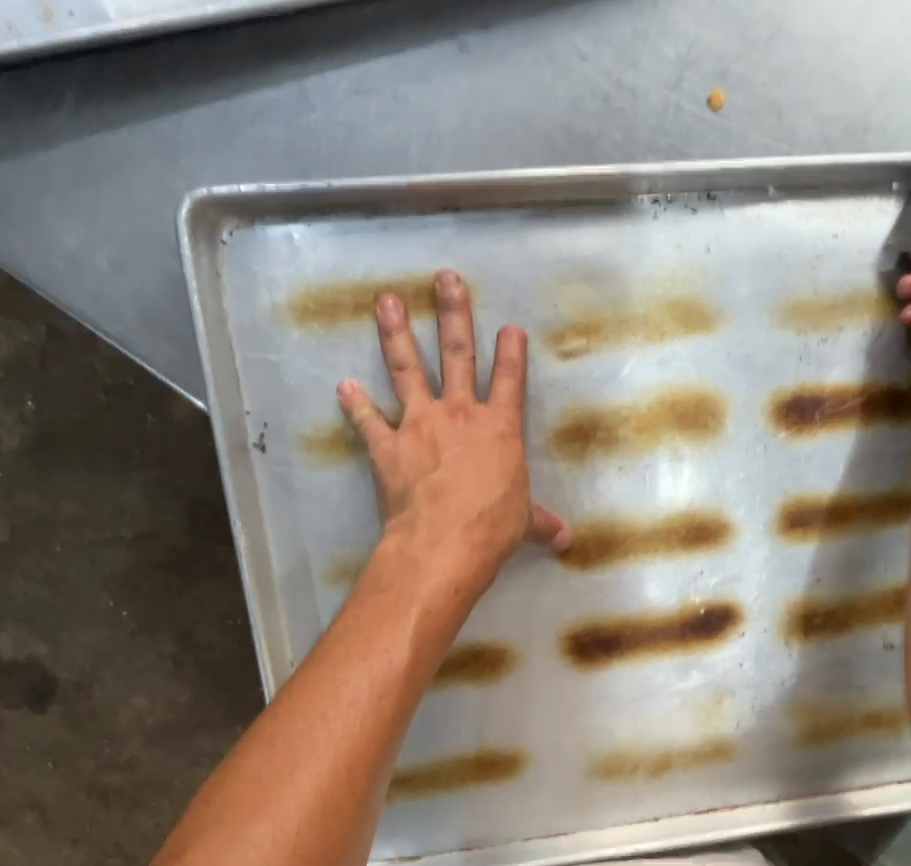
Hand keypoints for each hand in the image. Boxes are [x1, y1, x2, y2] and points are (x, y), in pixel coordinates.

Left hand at [337, 270, 569, 590]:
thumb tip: (567, 540)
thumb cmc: (493, 527)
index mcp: (501, 428)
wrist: (444, 542)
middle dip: (453, 314)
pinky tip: (343, 386)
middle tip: (445, 279)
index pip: (510, 380)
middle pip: (458, 355)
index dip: (512, 352)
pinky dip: (355, 405)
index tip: (510, 327)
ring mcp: (420, 425)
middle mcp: (461, 415)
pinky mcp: (387, 446)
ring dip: (395, 335)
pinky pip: (368, 421)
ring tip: (386, 301)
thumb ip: (542, 522)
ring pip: (407, 370)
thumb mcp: (524, 522)